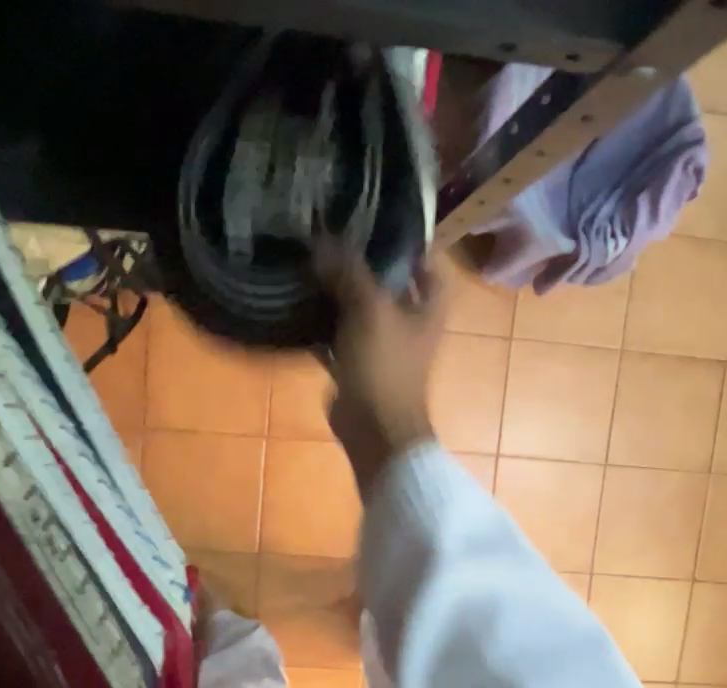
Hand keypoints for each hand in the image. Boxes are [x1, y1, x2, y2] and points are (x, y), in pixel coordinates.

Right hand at [313, 242, 443, 492]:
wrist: (375, 431)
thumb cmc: (385, 367)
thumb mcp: (370, 310)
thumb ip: (348, 271)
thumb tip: (320, 237)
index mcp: (429, 305)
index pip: (427, 261)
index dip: (408, 239)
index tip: (377, 217)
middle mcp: (411, 321)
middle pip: (390, 281)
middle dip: (364, 260)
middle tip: (332, 232)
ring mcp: (384, 345)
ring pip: (361, 307)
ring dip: (339, 288)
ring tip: (310, 258)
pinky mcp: (357, 364)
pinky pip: (338, 334)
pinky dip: (321, 321)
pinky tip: (297, 301)